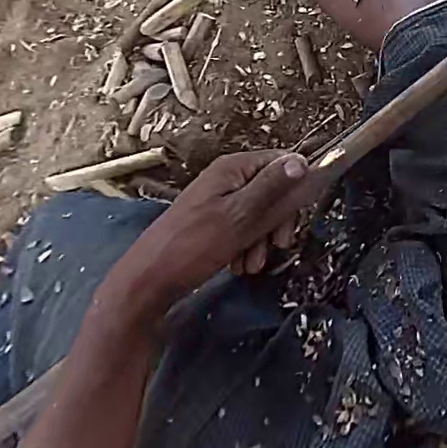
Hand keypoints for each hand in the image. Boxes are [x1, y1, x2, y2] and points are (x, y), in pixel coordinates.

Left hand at [103, 150, 317, 318]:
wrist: (143, 286)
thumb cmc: (193, 247)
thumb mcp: (241, 216)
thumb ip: (274, 188)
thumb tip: (303, 161)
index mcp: (234, 167)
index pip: (284, 163)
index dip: (296, 188)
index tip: (295, 216)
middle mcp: (227, 177)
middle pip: (275, 189)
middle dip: (278, 220)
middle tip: (277, 244)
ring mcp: (218, 199)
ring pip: (261, 211)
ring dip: (263, 237)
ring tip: (252, 262)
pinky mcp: (211, 221)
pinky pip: (243, 226)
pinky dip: (247, 244)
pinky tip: (240, 263)